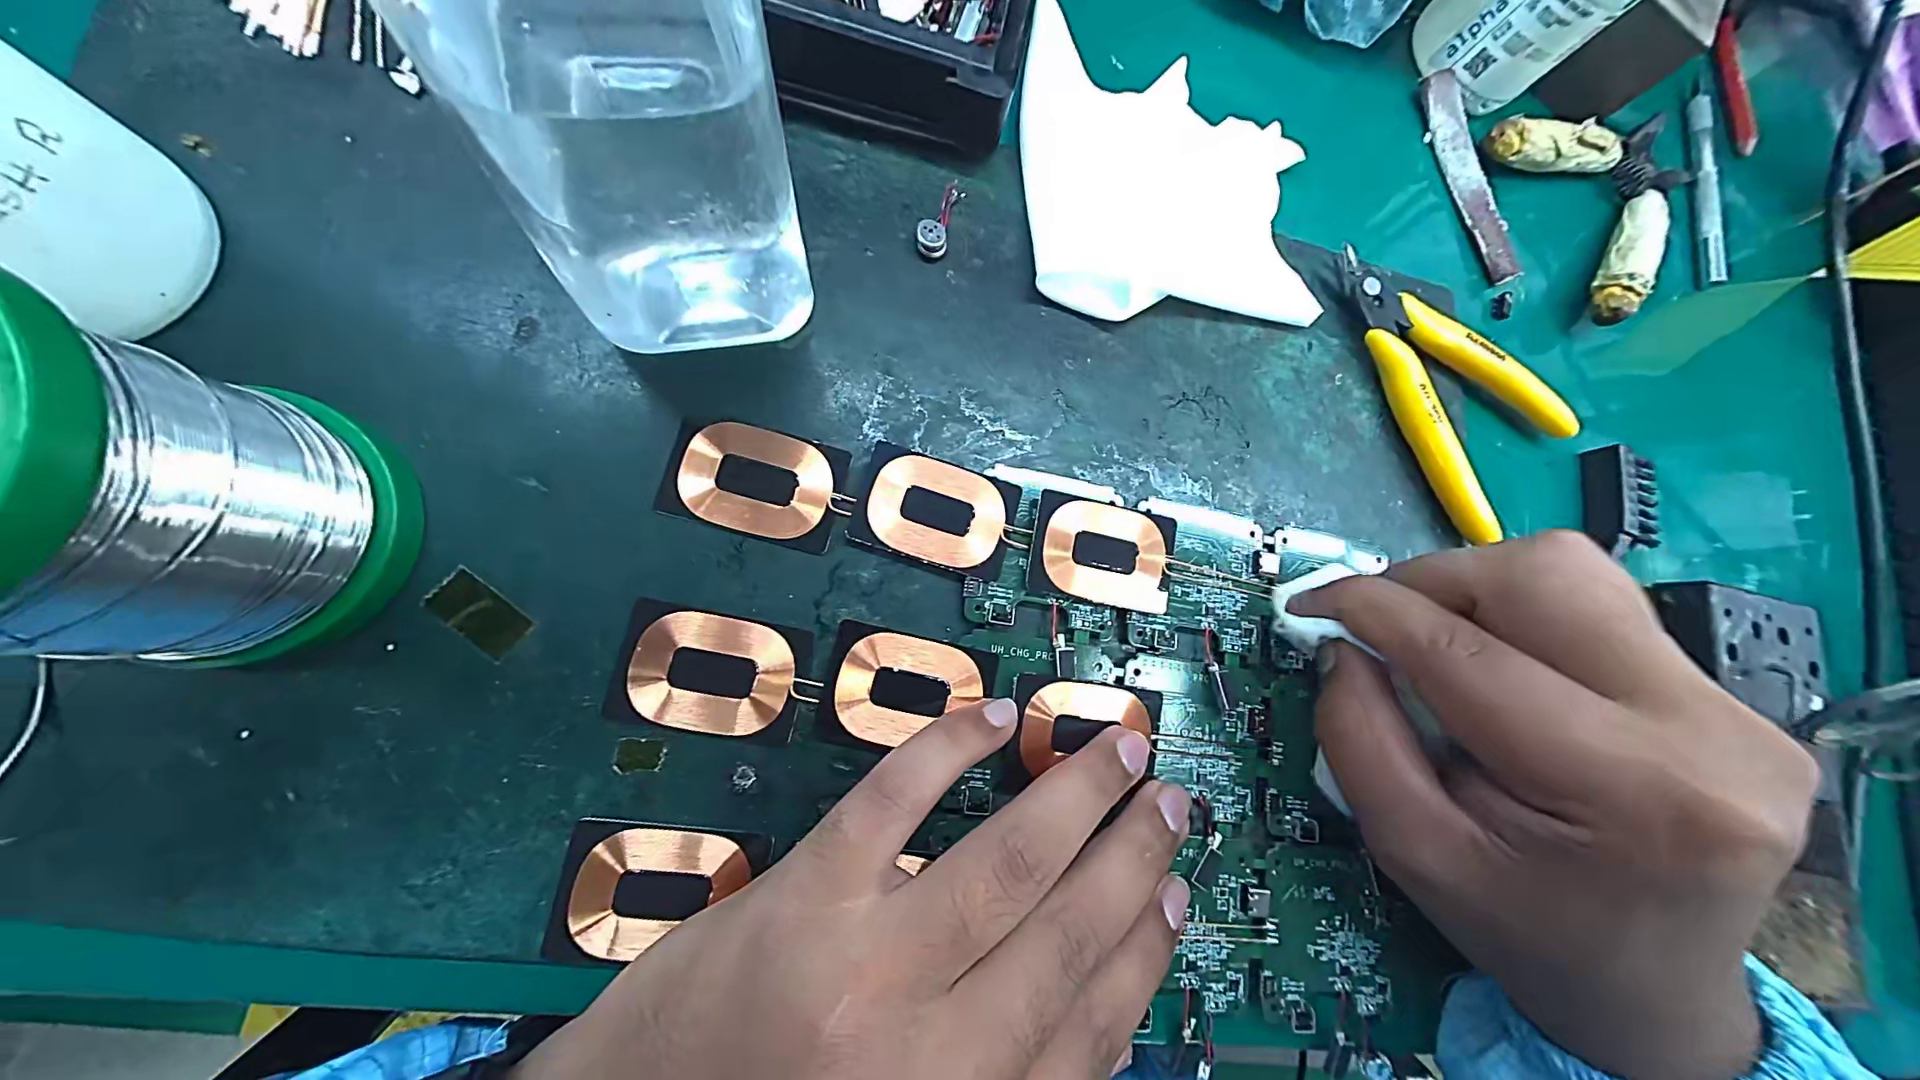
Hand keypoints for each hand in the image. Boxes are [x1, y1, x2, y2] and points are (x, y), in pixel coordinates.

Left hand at [513, 698, 1191, 1079]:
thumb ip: (997, 1070)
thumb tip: (1094, 993)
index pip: (1086, 1029)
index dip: (1142, 953)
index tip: (1173, 890)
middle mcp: (924, 1048)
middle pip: (1060, 935)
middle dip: (1126, 855)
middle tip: (1166, 797)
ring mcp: (861, 958)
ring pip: (1001, 865)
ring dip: (1072, 797)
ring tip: (1117, 749)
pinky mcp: (805, 891)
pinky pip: (894, 800)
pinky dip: (950, 748)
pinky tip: (999, 716)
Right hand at [1291, 530, 1818, 1079]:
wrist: (1652, 993)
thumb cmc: (1518, 927)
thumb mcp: (1407, 847)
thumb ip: (1357, 736)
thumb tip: (1344, 644)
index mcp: (1626, 788)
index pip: (1465, 651)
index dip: (1367, 607)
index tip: (1308, 603)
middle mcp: (1706, 729)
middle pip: (1540, 576)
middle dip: (1428, 582)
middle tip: (1376, 624)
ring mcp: (1734, 708)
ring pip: (1570, 572)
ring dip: (1470, 588)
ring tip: (1430, 637)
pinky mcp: (1728, 698)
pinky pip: (1594, 606)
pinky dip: (1512, 612)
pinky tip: (1491, 659)